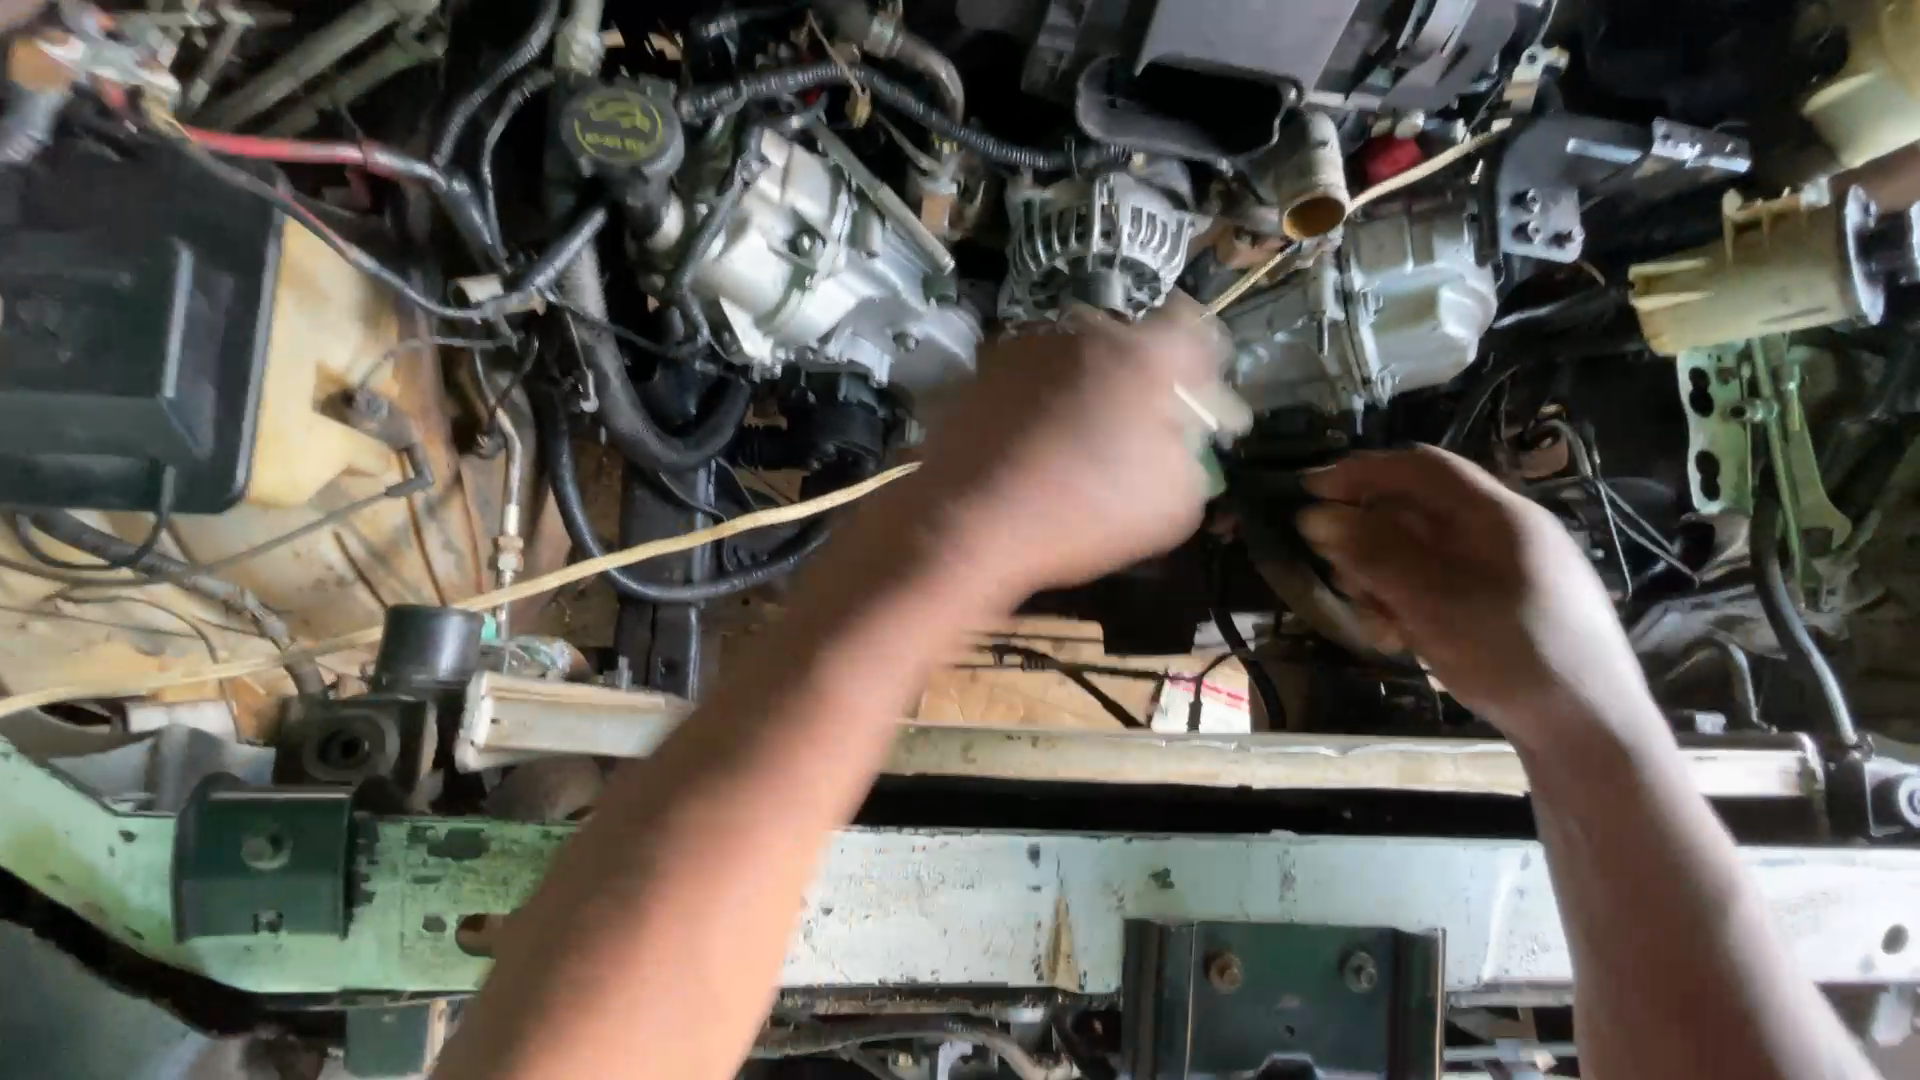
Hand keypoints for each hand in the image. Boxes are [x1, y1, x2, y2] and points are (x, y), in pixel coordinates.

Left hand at [904, 306, 1222, 596]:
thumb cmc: (1084, 514)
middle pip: (1129, 342)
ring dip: (1083, 386)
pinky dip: (1037, 399)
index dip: (1197, 365)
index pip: (1192, 328)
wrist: (968, 522)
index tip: (1189, 402)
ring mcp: (1028, 345)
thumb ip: (1193, 453)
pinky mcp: (983, 368)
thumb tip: (1177, 436)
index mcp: (1147, 354)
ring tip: (1069, 442)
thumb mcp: (1177, 504)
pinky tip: (1028, 444)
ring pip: (1074, 356)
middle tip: (1128, 428)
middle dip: (1136, 377)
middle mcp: (1087, 331)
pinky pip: (1029, 377)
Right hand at [1296, 446, 1661, 747]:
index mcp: (1497, 516)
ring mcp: (1503, 571)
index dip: (1361, 471)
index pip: (1420, 468)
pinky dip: (1405, 600)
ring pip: (1420, 552)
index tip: (1309, 491)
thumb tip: (1313, 514)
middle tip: (1334, 569)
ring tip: (1368, 612)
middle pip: (1415, 511)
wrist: (1590, 730)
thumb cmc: (1512, 652)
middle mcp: (1501, 533)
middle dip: (1364, 536)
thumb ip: (1371, 553)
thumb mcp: (1432, 601)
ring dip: (1379, 575)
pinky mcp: (1500, 605)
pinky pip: (1438, 585)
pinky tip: (1395, 634)